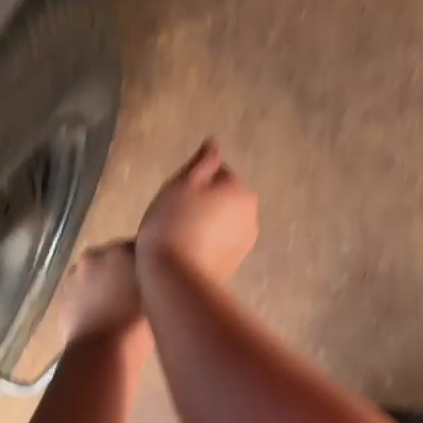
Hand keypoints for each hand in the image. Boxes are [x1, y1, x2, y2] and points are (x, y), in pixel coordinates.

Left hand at [56, 240, 144, 343]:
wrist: (100, 351)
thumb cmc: (137, 326)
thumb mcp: (156, 296)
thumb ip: (151, 276)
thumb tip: (150, 274)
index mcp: (123, 250)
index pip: (138, 247)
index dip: (145, 263)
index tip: (151, 279)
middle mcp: (95, 254)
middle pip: (112, 257)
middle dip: (120, 270)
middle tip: (131, 294)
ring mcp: (74, 274)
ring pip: (93, 273)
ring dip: (102, 282)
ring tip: (113, 307)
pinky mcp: (61, 294)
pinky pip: (80, 290)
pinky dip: (87, 297)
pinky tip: (97, 315)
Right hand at [137, 139, 258, 280]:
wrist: (174, 278)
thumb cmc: (173, 224)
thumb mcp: (182, 184)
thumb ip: (202, 162)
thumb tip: (214, 144)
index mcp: (240, 190)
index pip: (216, 173)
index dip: (191, 182)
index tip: (173, 197)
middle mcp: (250, 215)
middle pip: (220, 199)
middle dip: (201, 203)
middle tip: (172, 217)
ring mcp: (244, 244)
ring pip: (219, 223)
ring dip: (203, 224)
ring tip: (177, 238)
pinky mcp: (233, 266)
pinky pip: (217, 245)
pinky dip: (205, 245)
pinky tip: (185, 253)